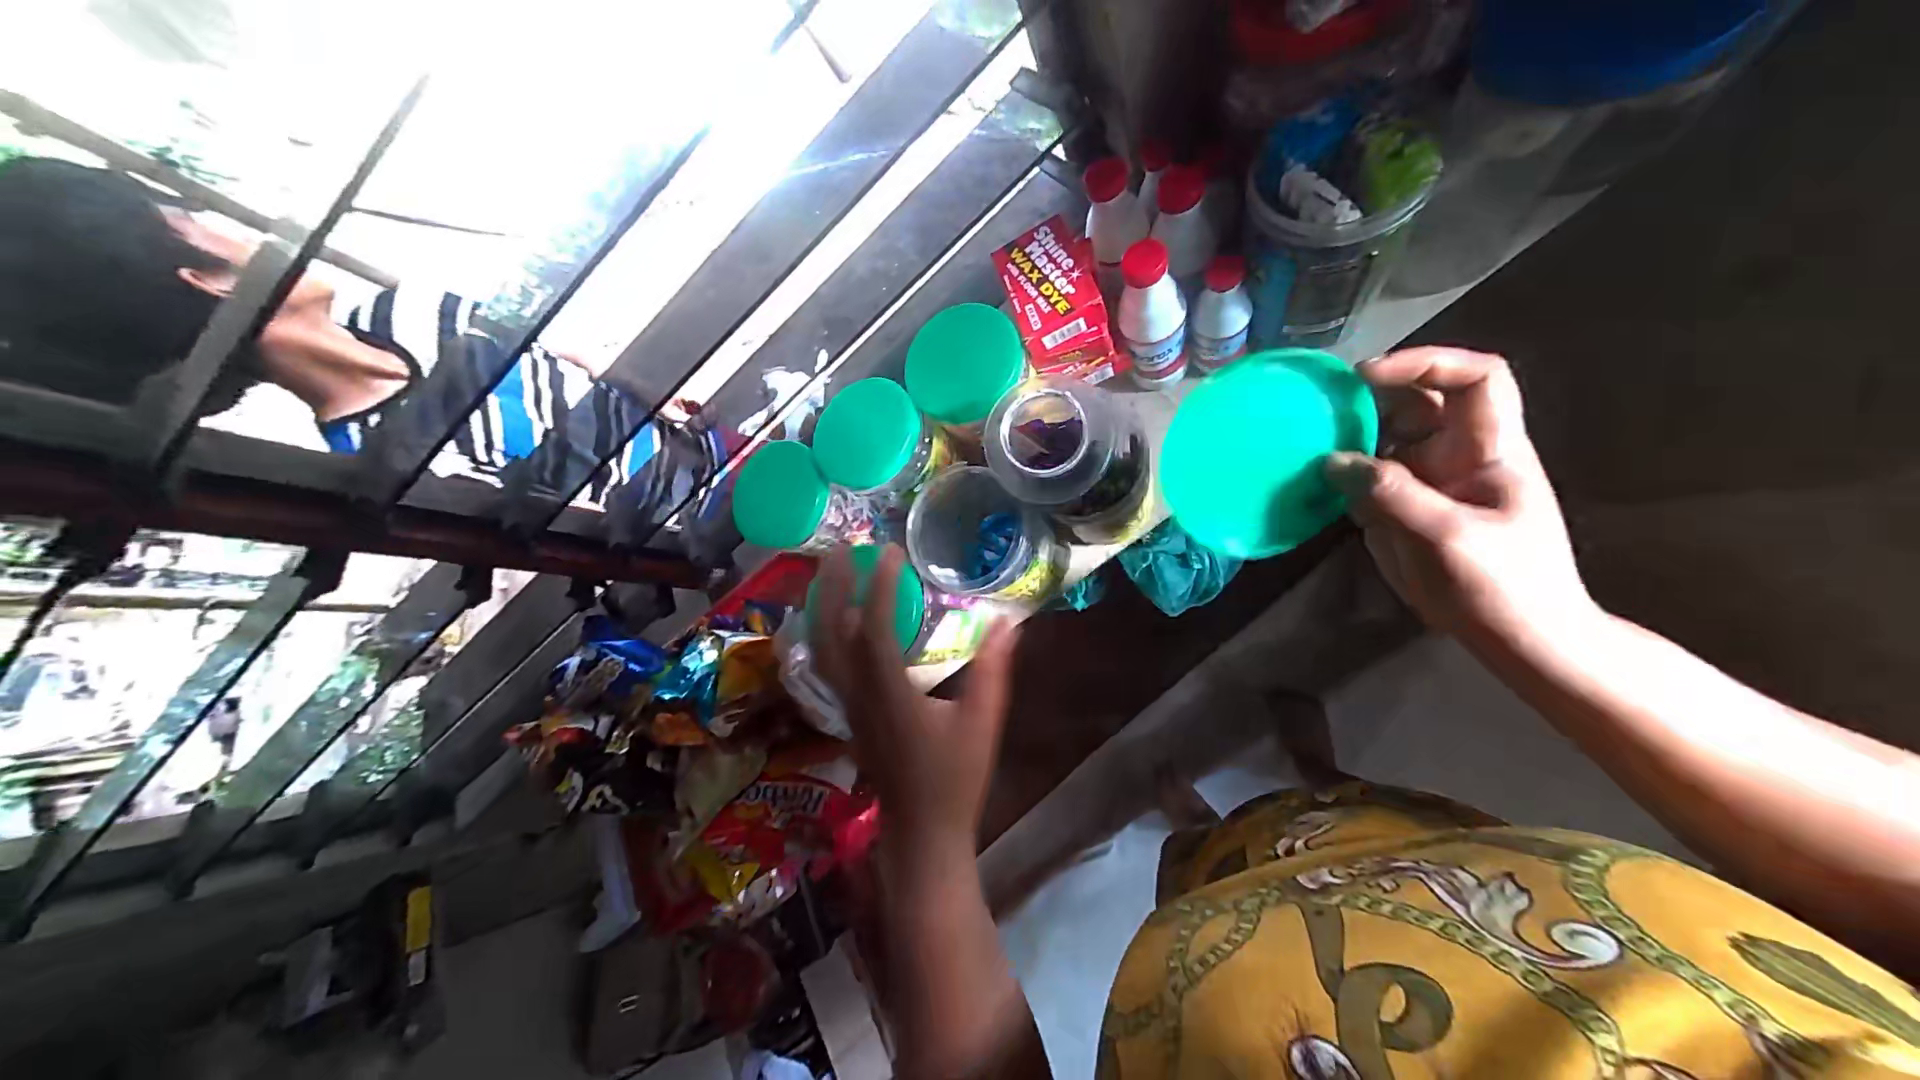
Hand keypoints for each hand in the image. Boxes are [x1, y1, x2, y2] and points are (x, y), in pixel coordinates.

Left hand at [808, 545, 1018, 858]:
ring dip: (822, 606)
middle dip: (833, 587)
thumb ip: (992, 671)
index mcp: (889, 692)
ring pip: (821, 649)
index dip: (879, 586)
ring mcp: (848, 707)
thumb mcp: (982, 723)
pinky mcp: (849, 716)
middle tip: (843, 548)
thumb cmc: (954, 779)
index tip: (891, 552)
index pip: (874, 627)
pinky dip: (825, 632)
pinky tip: (836, 618)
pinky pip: (826, 665)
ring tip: (832, 572)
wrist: (921, 831)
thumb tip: (1006, 622)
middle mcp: (858, 695)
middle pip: (829, 633)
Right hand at [1324, 347, 1596, 647]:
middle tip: (1320, 411)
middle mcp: (1459, 456)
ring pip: (1386, 442)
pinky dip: (1342, 481)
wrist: (1521, 640)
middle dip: (1371, 402)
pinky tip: (1317, 491)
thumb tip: (1333, 461)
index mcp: (1490, 450)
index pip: (1476, 378)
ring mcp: (1431, 485)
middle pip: (1420, 403)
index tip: (1366, 377)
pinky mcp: (1407, 512)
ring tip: (1309, 452)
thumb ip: (1391, 494)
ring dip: (1350, 442)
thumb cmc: (1503, 586)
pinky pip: (1370, 481)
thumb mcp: (1447, 537)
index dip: (1425, 363)